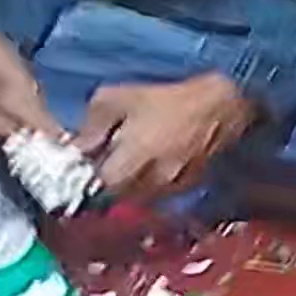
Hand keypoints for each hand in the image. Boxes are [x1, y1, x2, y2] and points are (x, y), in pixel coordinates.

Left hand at [76, 73, 256, 197]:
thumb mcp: (115, 99)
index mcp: (137, 153)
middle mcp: (160, 173)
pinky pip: (167, 193)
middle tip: (105, 170)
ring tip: (127, 173)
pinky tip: (150, 174)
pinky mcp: (193, 182)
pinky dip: (155, 188)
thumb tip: (81, 146)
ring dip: (135, 189)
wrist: (214, 110)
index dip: (95, 178)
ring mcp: (179, 181)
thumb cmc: (163, 100)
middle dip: (114, 185)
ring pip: (150, 197)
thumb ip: (93, 124)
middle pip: (129, 194)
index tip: (87, 169)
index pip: (109, 181)